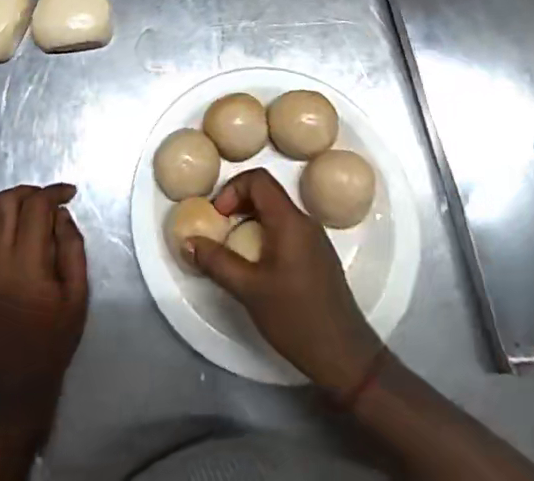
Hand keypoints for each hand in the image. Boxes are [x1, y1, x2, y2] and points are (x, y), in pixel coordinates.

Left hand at [0, 183, 87, 438]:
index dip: (54, 192)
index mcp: (28, 264)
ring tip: (33, 208)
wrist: (16, 379)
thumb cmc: (54, 338)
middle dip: (32, 191)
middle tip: (53, 199)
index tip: (71, 193)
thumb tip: (61, 215)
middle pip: (7, 202)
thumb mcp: (78, 294)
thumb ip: (72, 248)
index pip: (35, 208)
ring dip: (12, 201)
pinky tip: (14, 226)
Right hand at [188, 168, 383, 392]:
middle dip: (238, 204)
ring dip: (250, 221)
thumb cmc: (295, 318)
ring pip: (276, 212)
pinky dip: (264, 235)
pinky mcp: (317, 256)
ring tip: (231, 250)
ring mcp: (314, 239)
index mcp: (290, 221)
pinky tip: (255, 266)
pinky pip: (287, 230)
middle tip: (218, 230)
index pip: (259, 180)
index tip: (217, 216)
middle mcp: (305, 222)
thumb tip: (189, 242)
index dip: (232, 189)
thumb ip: (216, 262)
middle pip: (267, 193)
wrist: (344, 354)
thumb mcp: (248, 290)